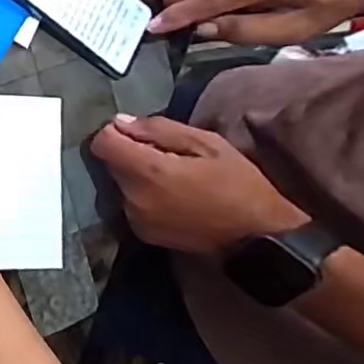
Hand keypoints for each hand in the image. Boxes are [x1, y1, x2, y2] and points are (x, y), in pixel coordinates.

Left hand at [90, 115, 308, 255]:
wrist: (261, 240)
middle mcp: (132, 197)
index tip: (136, 131)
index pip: (103, 144)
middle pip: (112, 163)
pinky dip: (143, 195)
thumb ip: (158, 129)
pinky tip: (172, 197)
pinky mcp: (142, 233)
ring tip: (173, 178)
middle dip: (130, 152)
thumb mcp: (208, 144)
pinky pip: (131, 203)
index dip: (115, 132)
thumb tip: (120, 122)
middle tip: (166, 154)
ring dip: (137, 175)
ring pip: (120, 183)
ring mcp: (135, 218)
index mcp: (147, 172)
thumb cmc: (240, 185)